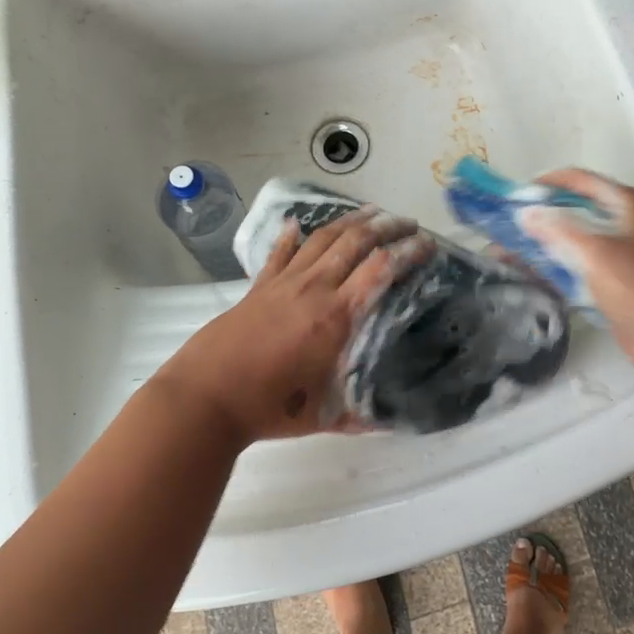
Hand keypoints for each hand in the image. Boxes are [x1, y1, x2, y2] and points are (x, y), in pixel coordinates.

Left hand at [151, 207, 433, 444]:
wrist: (205, 397)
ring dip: (350, 221)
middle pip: (355, 242)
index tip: (427, 245)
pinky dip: (291, 235)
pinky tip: (297, 222)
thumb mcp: (325, 418)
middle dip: (386, 226)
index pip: (381, 270)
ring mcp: (283, 283)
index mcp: (337, 316)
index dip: (408, 252)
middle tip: (408, 223)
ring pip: (322, 239)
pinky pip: (280, 252)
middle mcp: (314, 289)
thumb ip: (362, 416)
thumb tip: (396, 422)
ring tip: (372, 211)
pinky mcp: (258, 287)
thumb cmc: (269, 407)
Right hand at [518, 169, 633, 384]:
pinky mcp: (612, 281)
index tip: (511, 197)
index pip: (577, 180)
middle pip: (572, 209)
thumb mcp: (596, 252)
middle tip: (502, 225)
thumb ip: (557, 229)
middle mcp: (621, 222)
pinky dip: (552, 268)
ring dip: (541, 244)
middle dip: (538, 216)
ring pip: (571, 240)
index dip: (544, 184)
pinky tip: (525, 275)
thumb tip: (524, 213)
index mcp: (624, 203)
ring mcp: (617, 253)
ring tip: (504, 251)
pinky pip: (575, 267)